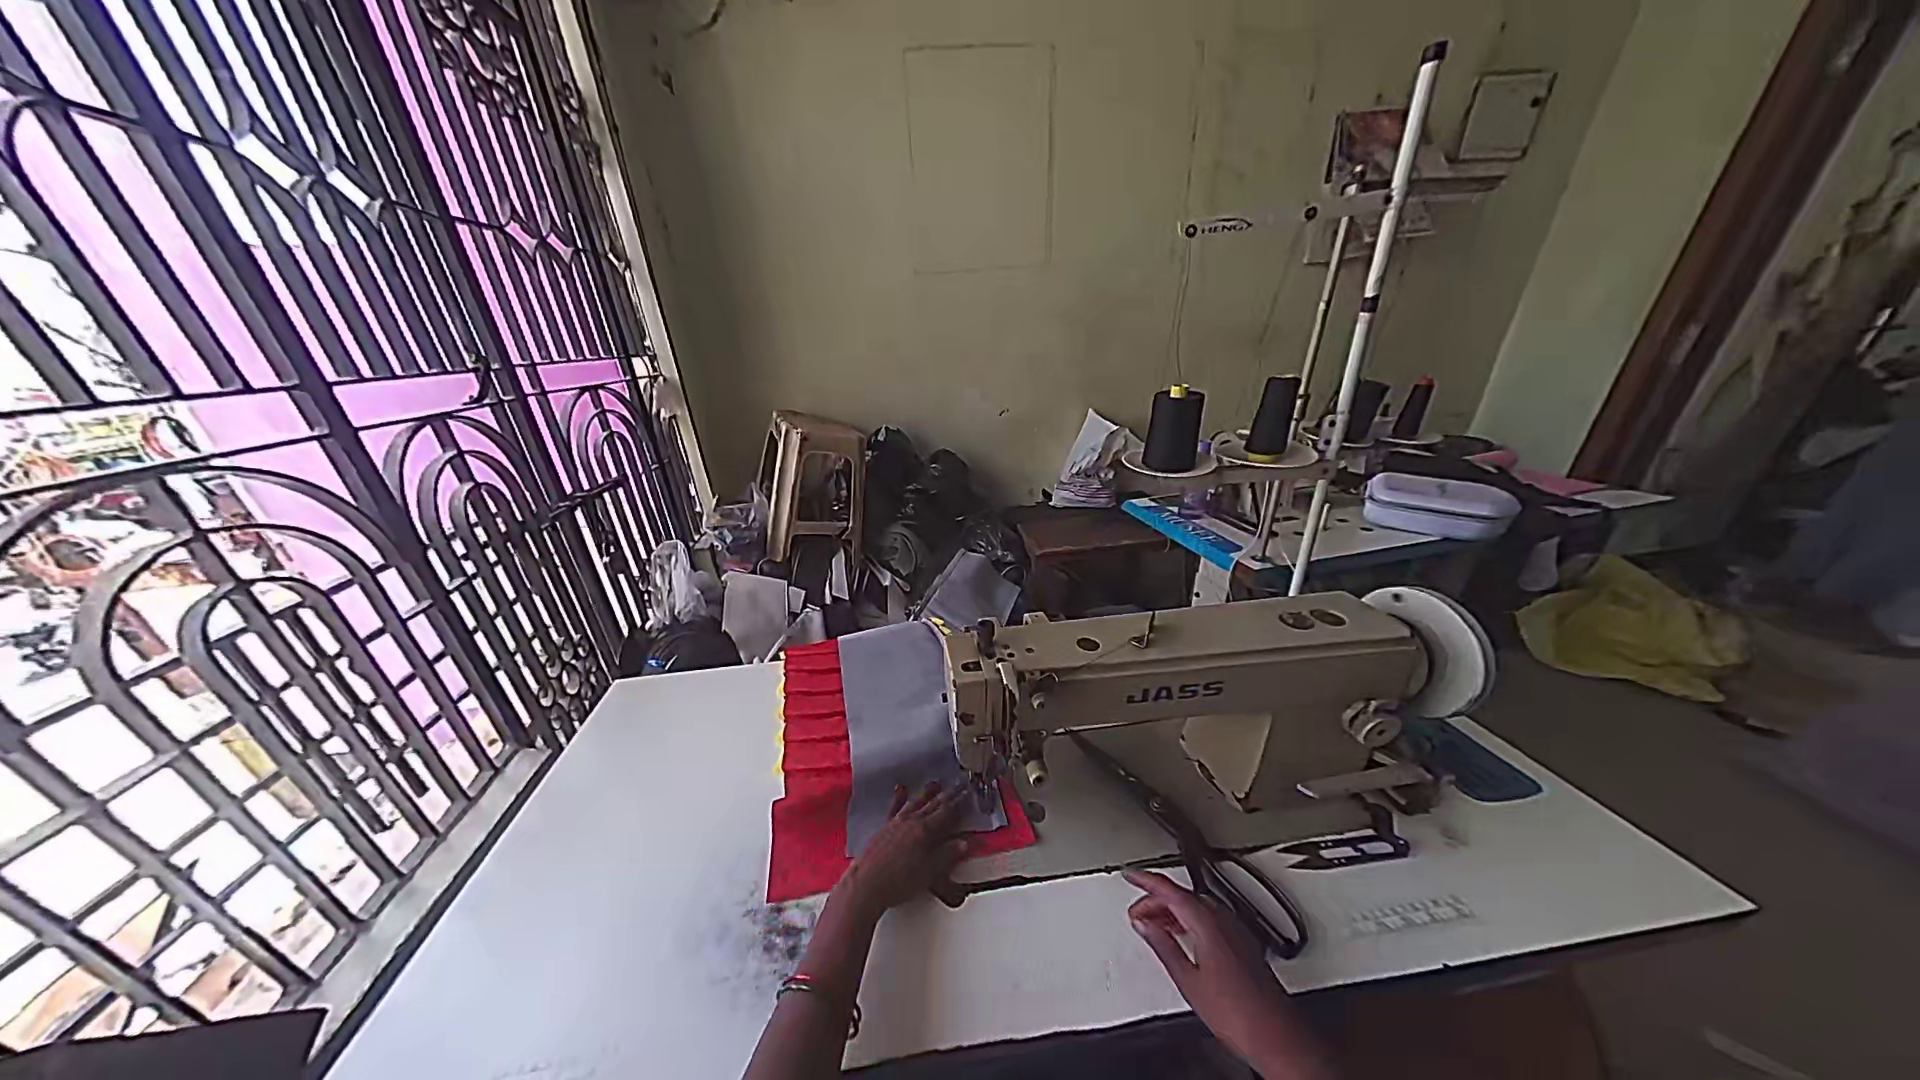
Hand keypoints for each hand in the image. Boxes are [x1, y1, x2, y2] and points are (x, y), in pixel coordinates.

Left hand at [835, 783, 968, 921]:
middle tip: (958, 785)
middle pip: (933, 804)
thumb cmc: (898, 881)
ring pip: (916, 802)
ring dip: (927, 793)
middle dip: (948, 794)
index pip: (947, 813)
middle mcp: (911, 822)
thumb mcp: (929, 872)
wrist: (867, 884)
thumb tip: (964, 843)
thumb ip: (948, 855)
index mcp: (925, 831)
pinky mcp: (884, 828)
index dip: (959, 803)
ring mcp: (896, 823)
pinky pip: (894, 808)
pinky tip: (901, 789)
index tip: (968, 793)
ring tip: (935, 784)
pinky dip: (899, 797)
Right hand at [1125, 870, 1334, 1078]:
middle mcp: (1223, 920)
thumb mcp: (1187, 980)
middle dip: (1156, 899)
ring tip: (1154, 924)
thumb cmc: (1238, 1014)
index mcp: (1207, 923)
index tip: (1131, 875)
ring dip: (1173, 909)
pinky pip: (1209, 917)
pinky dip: (1189, 919)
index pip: (1169, 890)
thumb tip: (1144, 924)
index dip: (1146, 879)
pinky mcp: (1241, 941)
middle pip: (1182, 895)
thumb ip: (1163, 945)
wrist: (1276, 1035)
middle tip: (1138, 912)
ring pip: (1196, 905)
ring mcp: (1235, 929)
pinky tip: (1181, 934)